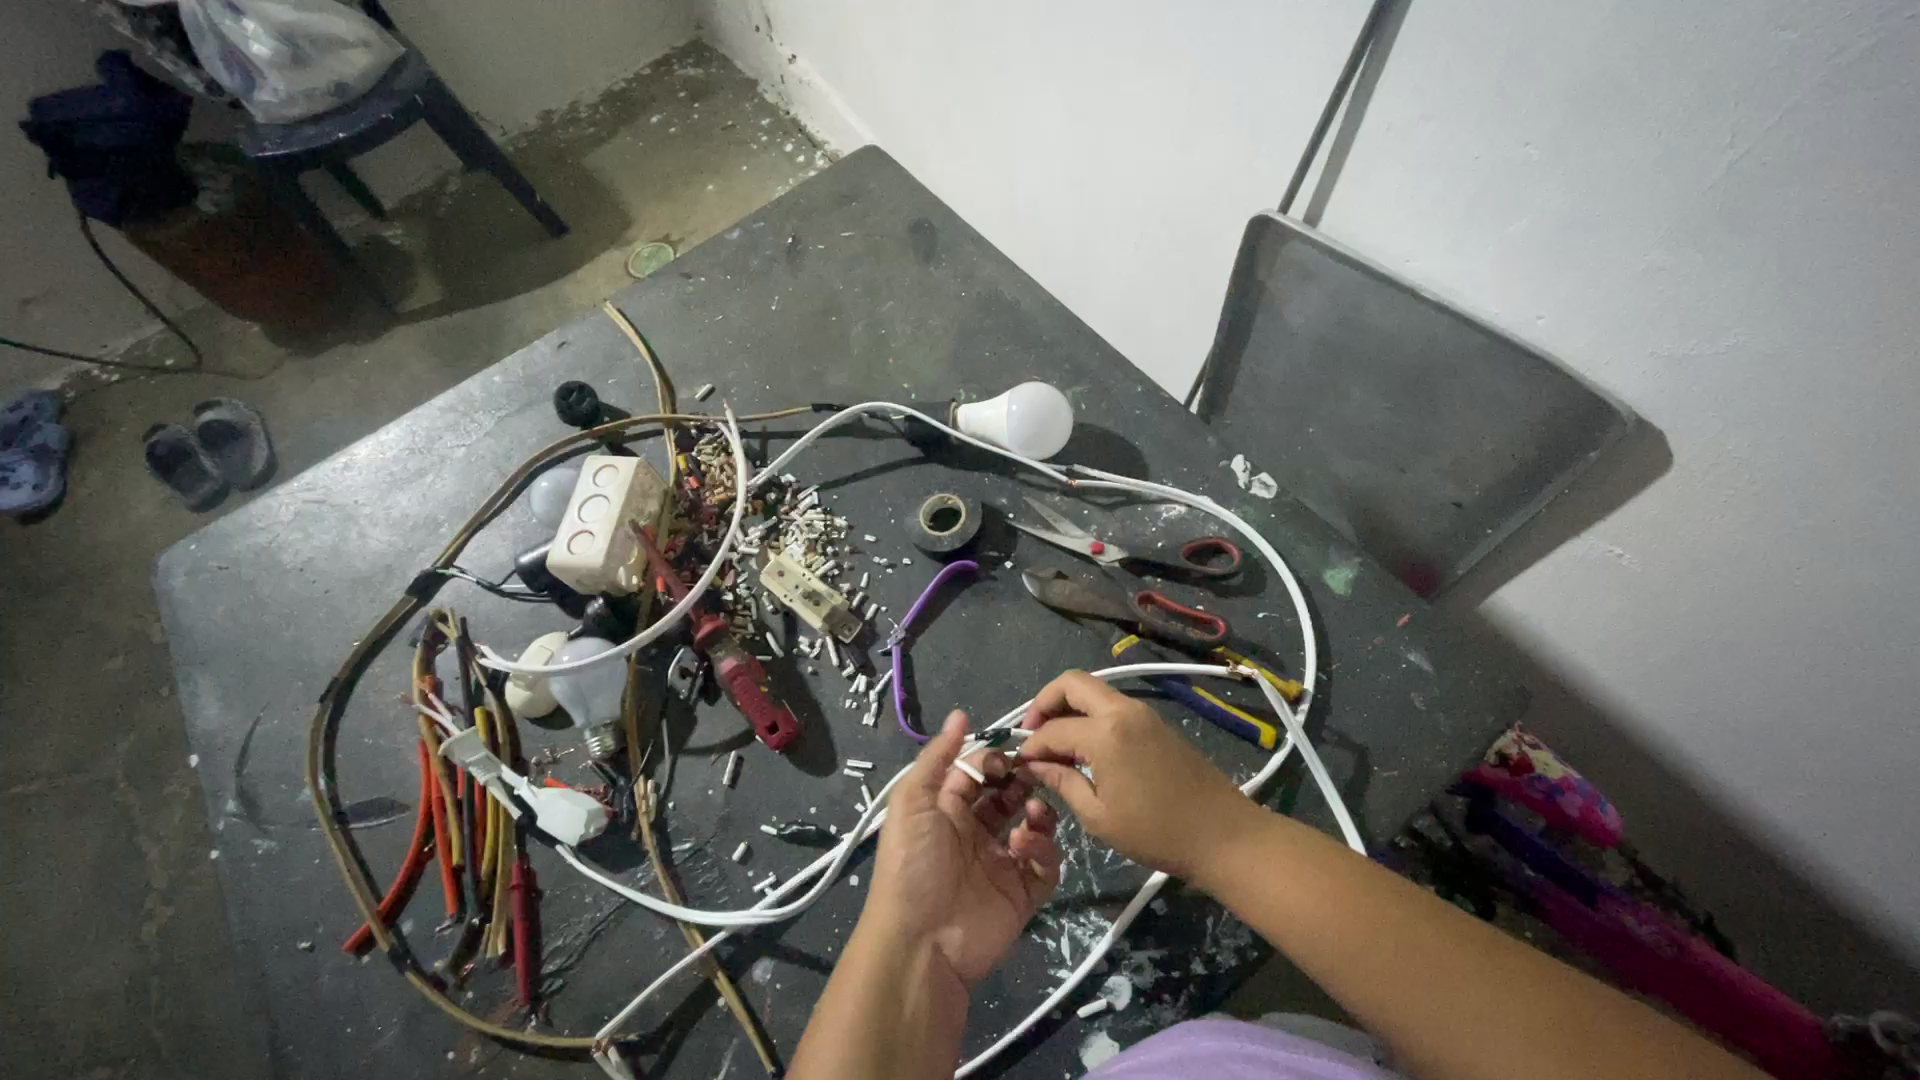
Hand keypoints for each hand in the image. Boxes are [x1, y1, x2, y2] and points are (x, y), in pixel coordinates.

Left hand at [863, 711, 1062, 985]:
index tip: (1009, 756)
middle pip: (1008, 796)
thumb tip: (960, 714)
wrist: (921, 940)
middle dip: (1022, 780)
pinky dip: (1044, 849)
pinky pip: (1046, 864)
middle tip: (1034, 773)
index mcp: (947, 810)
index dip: (995, 760)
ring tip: (1031, 811)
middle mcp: (975, 832)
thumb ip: (938, 756)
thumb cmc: (913, 862)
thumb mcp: (912, 801)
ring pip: (1033, 825)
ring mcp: (1001, 863)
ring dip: (1037, 811)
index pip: (978, 773)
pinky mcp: (1023, 893)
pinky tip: (1026, 846)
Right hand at [1018, 670, 1259, 883]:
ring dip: (1068, 707)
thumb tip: (1035, 766)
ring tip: (1055, 744)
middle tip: (1032, 734)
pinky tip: (1084, 747)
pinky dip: (1090, 715)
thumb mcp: (1099, 816)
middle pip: (1072, 683)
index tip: (1018, 763)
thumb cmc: (1157, 832)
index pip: (1053, 729)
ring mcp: (1142, 712)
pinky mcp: (1155, 722)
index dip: (1031, 746)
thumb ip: (1063, 783)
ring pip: (1094, 691)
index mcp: (1105, 733)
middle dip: (1044, 703)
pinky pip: (1112, 705)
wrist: (1224, 834)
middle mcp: (1122, 710)